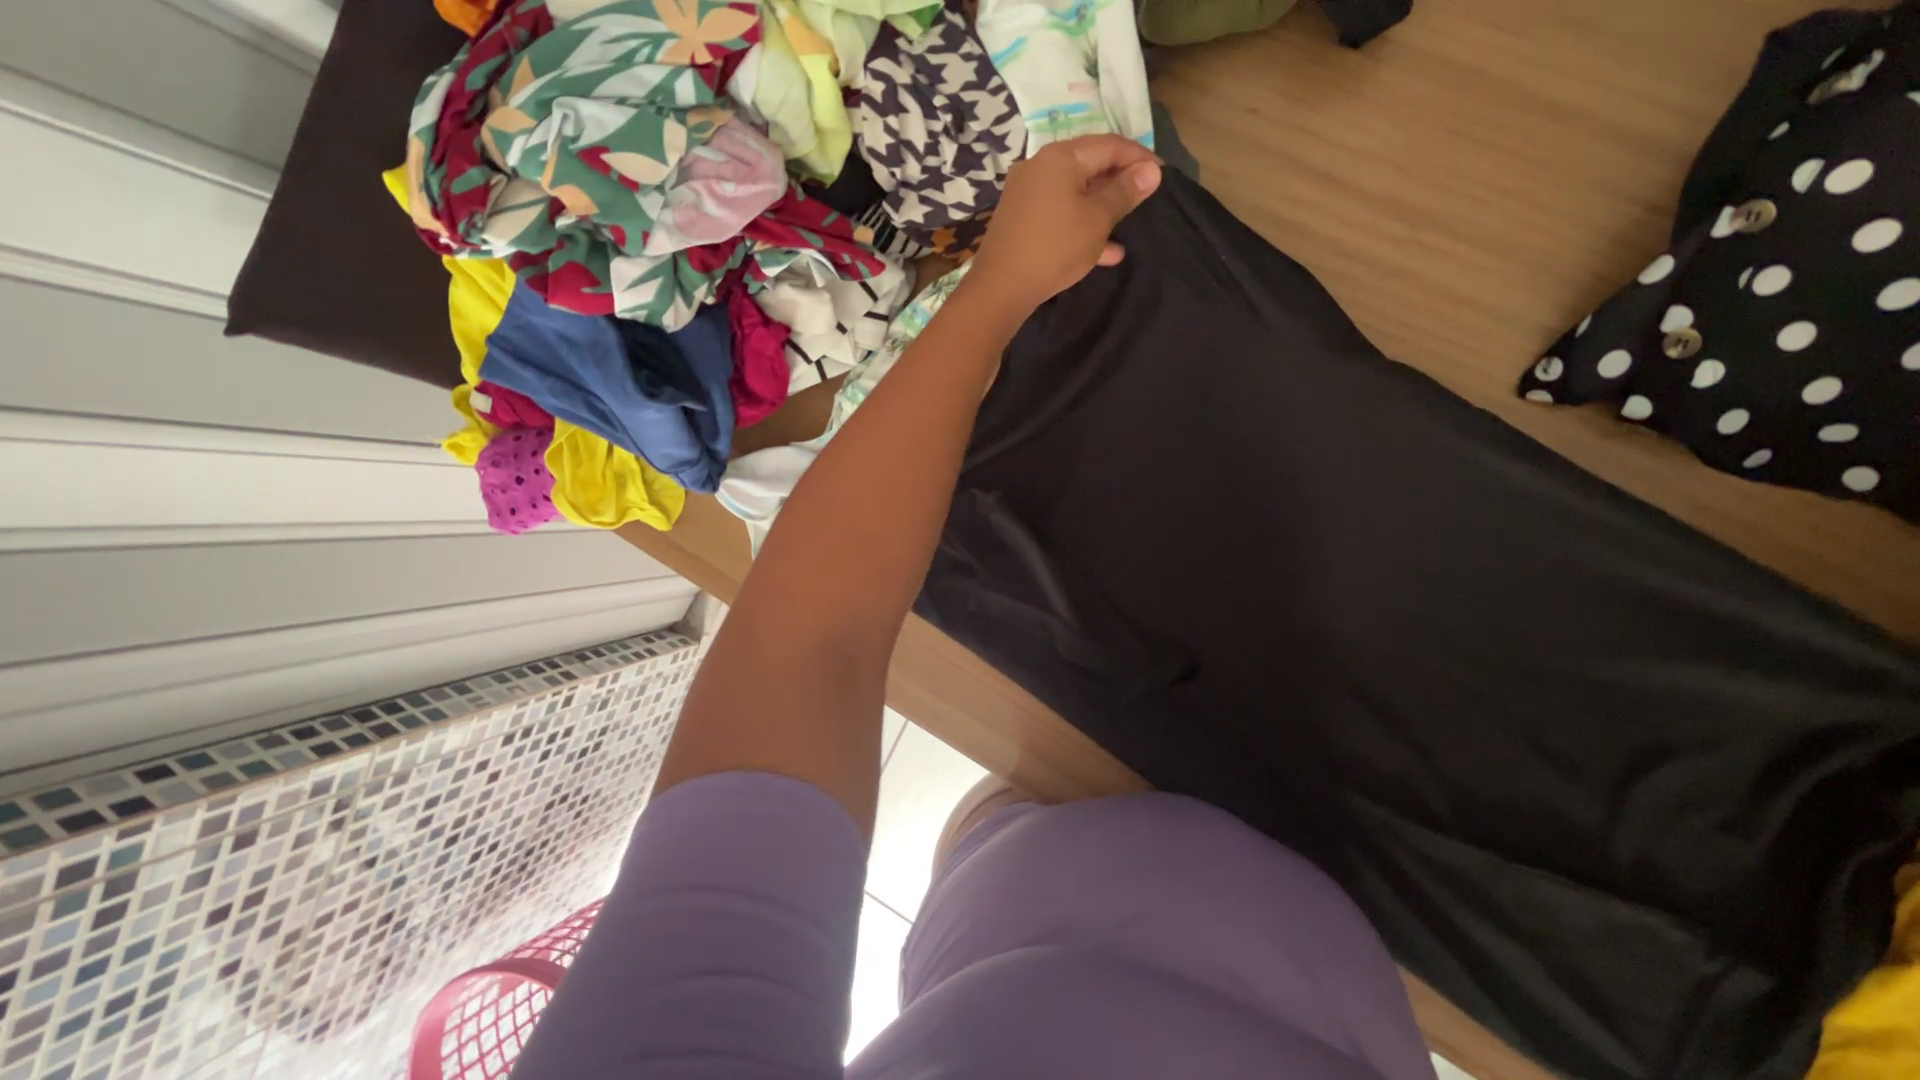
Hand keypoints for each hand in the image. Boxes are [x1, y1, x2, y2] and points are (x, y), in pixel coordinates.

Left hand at [968, 134, 1162, 311]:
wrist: (1000, 288)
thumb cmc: (1055, 248)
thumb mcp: (1097, 220)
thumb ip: (1125, 192)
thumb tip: (1152, 170)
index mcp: (1060, 157)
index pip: (1109, 145)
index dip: (1139, 157)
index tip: (1162, 175)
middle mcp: (1039, 167)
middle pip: (1089, 166)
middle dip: (1119, 182)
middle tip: (1145, 198)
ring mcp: (1027, 193)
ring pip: (1074, 193)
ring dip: (1102, 207)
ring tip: (1129, 223)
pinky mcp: (1021, 219)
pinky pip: (1059, 213)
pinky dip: (1081, 224)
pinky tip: (1107, 251)